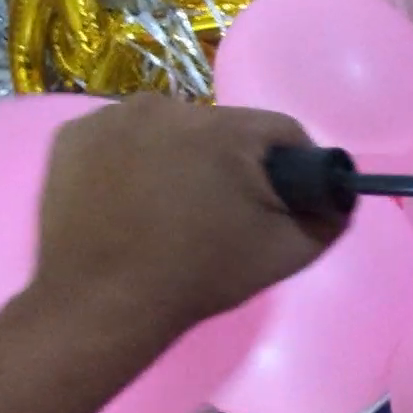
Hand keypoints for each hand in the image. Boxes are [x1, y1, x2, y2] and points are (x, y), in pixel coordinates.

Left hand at [27, 96, 338, 340]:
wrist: (103, 304)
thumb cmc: (204, 274)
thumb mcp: (291, 252)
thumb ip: (331, 217)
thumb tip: (340, 198)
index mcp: (225, 130)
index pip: (283, 131)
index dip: (295, 165)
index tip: (286, 199)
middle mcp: (167, 107)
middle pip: (228, 129)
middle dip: (238, 163)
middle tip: (231, 212)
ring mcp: (111, 118)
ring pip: (177, 129)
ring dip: (189, 157)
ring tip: (181, 206)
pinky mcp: (72, 135)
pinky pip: (129, 137)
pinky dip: (140, 159)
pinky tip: (139, 199)